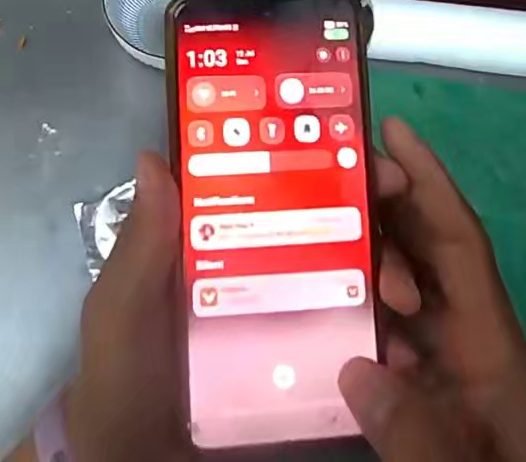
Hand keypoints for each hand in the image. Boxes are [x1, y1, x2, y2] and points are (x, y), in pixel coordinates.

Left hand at [35, 151, 425, 461]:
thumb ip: (141, 245)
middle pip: (334, 220)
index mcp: (229, 241)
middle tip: (396, 206)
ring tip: (402, 292)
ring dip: (391, 270)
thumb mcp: (124, 310)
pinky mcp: (318, 370)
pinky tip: (402, 342)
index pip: (280, 184)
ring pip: (358, 276)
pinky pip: (363, 342)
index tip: (357, 146)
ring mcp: (298, 318)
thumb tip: (153, 158)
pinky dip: (389, 337)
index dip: (319, 156)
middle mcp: (271, 268)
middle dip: (373, 206)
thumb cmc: (128, 379)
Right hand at [338, 118, 525, 461]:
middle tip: (335, 176)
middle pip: (424, 247)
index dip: (429, 178)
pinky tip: (323, 299)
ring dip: (365, 254)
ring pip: (399, 281)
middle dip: (384, 205)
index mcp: (487, 336)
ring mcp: (441, 356)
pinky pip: (383, 326)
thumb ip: (420, 431)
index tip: (395, 130)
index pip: (457, 238)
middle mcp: (464, 331)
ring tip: (320, 233)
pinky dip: (355, 305)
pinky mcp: (420, 385)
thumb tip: (354, 369)